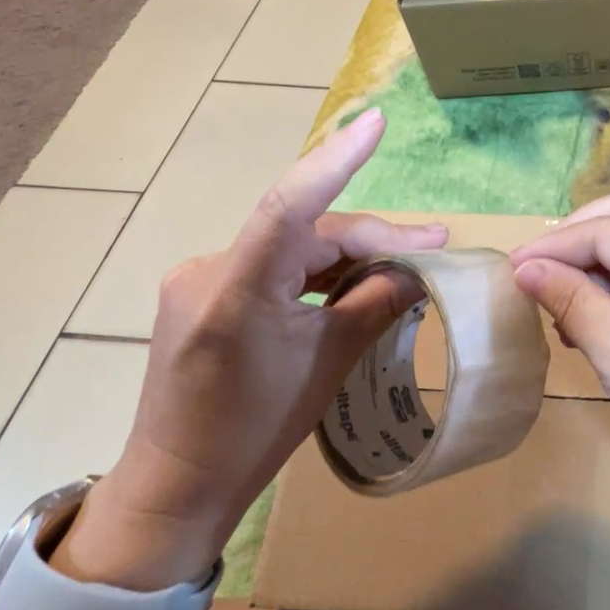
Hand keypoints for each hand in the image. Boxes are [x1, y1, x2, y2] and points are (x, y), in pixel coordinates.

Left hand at [50, 108, 446, 590]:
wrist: (175, 486)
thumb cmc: (254, 433)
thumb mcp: (329, 363)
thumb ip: (374, 303)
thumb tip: (417, 270)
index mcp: (237, 291)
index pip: (288, 207)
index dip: (335, 161)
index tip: (377, 124)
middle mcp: (209, 270)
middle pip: (307, 232)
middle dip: (373, 239)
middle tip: (434, 245)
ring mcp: (201, 279)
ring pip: (293, 248)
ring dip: (348, 255)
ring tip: (406, 265)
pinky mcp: (203, 293)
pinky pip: (273, 266)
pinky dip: (317, 271)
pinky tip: (353, 282)